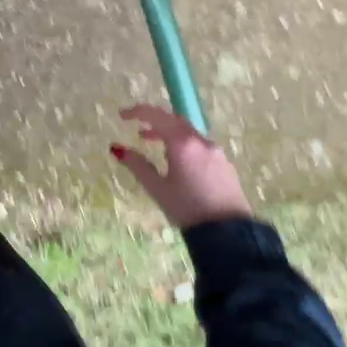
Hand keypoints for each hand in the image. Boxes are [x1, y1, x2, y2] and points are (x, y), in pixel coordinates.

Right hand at [111, 104, 252, 228]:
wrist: (230, 234)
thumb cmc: (187, 208)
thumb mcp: (157, 187)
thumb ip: (137, 165)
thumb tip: (116, 148)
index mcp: (182, 143)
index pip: (157, 116)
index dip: (137, 112)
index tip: (122, 116)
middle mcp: (201, 141)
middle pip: (175, 120)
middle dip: (155, 122)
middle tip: (139, 131)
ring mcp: (216, 153)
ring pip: (189, 133)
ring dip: (170, 135)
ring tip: (157, 148)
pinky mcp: (226, 166)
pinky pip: (201, 146)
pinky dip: (185, 146)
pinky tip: (180, 164)